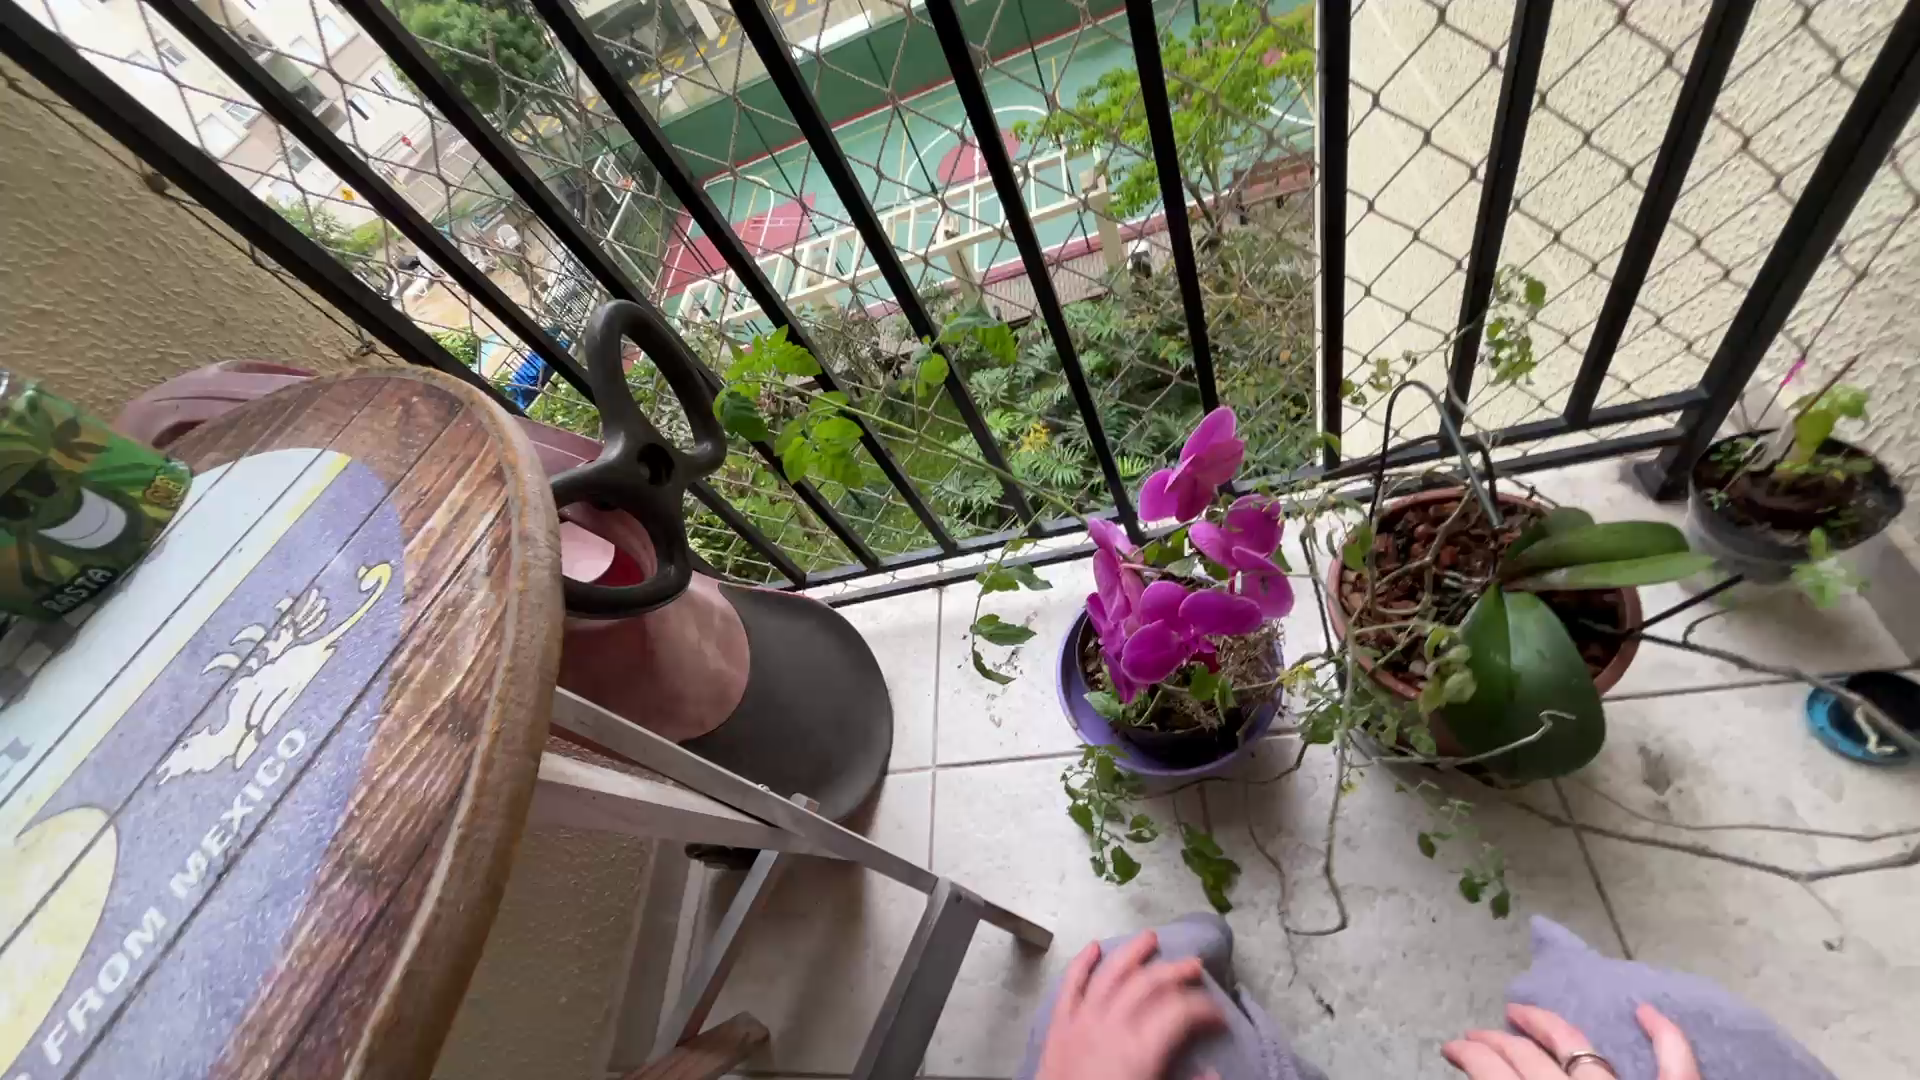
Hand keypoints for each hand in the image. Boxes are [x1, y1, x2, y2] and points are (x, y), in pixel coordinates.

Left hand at [1033, 931, 1225, 1079]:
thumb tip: (1213, 1073)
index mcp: (1140, 1050)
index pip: (1179, 1012)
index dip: (1203, 1008)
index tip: (1220, 1015)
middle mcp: (1111, 1024)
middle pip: (1147, 984)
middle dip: (1174, 971)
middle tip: (1195, 965)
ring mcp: (1082, 1020)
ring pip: (1110, 973)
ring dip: (1131, 953)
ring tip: (1150, 938)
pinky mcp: (1059, 1024)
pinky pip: (1071, 984)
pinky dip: (1083, 962)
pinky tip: (1094, 947)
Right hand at [1443, 1002, 1699, 1079]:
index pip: (1490, 1070)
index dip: (1465, 1053)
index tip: (1451, 1050)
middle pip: (1523, 1054)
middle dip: (1492, 1038)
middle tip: (1475, 1036)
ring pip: (1577, 1046)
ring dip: (1544, 1024)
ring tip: (1520, 1013)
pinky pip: (1677, 1071)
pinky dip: (1667, 1038)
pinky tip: (1645, 1011)